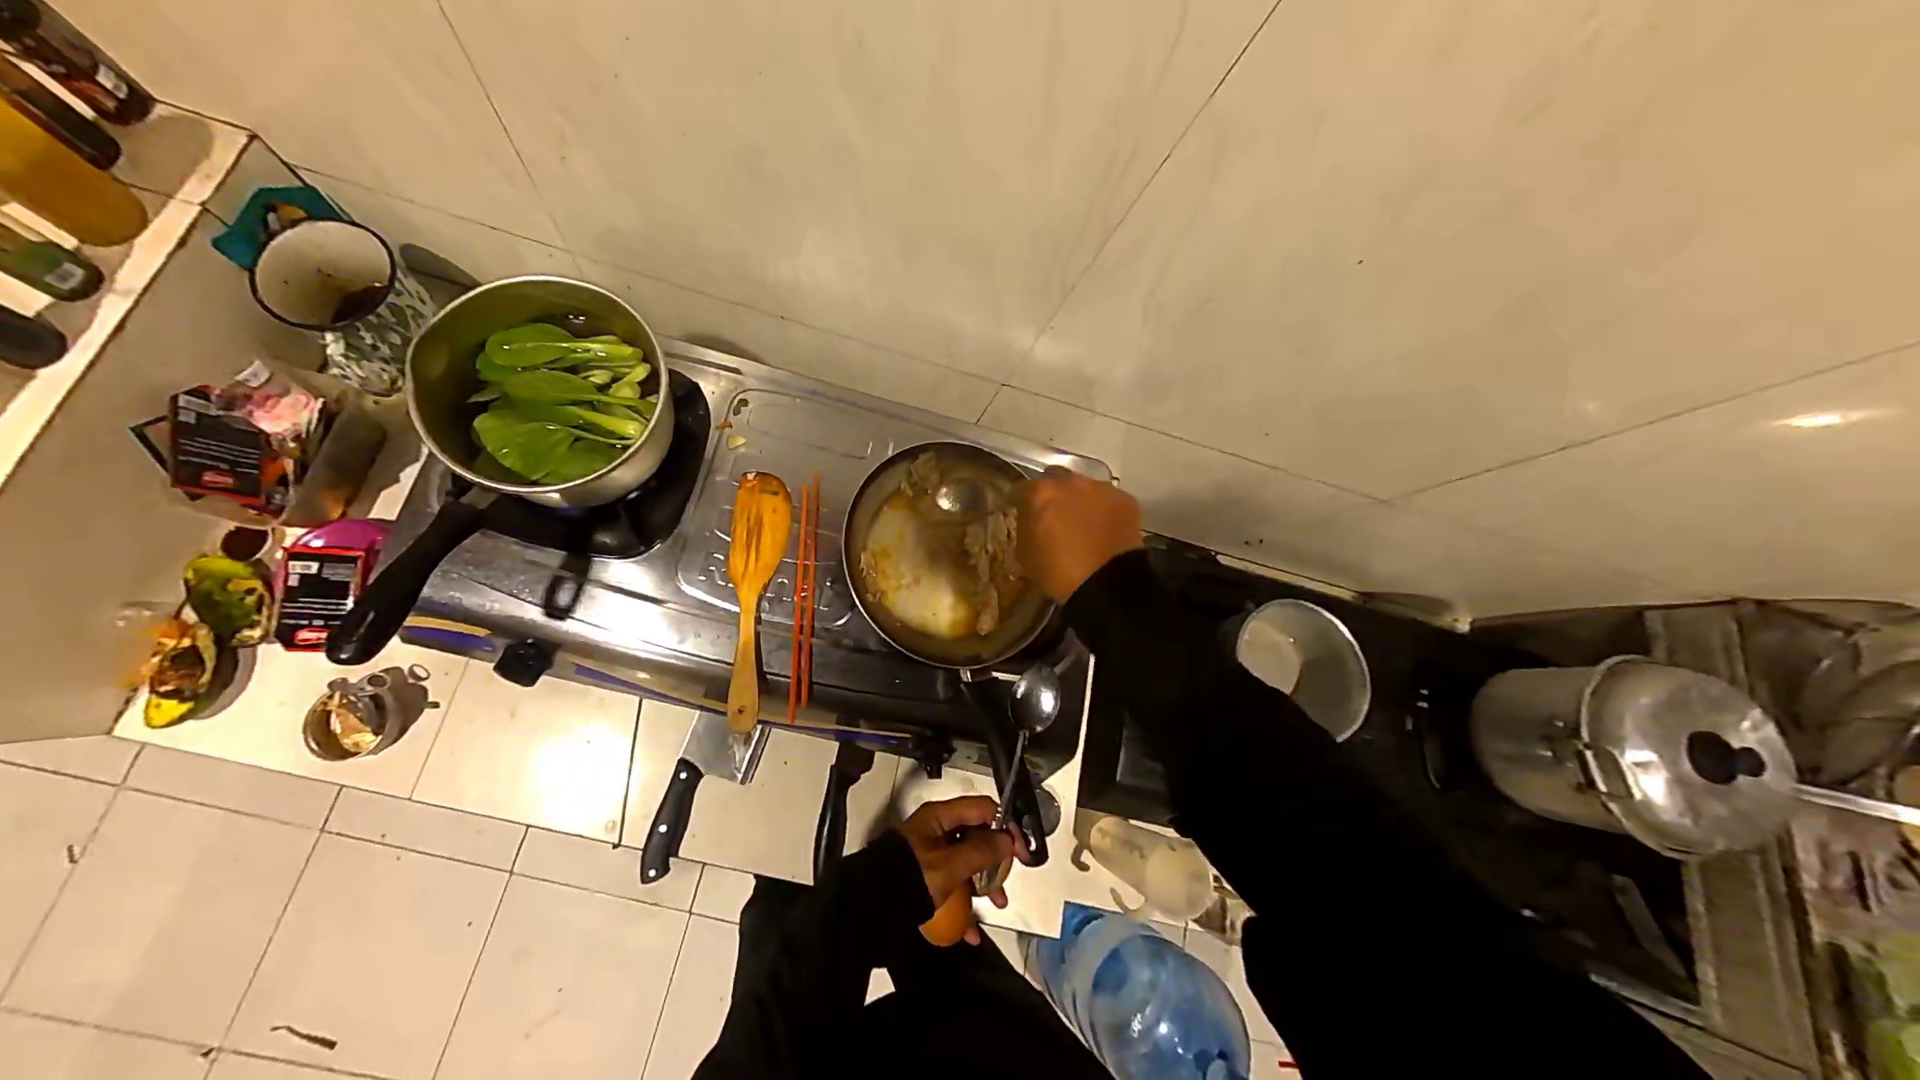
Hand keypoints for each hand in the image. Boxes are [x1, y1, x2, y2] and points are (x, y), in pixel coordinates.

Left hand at [898, 796, 1025, 945]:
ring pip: (967, 864)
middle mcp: (936, 832)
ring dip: (983, 884)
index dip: (1005, 826)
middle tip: (1006, 882)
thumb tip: (1008, 839)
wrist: (869, 911)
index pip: (982, 809)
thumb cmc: (910, 879)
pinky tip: (971, 929)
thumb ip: (981, 851)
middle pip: (977, 837)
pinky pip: (953, 887)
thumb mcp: (949, 865)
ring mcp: (930, 857)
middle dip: (996, 861)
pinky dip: (964, 906)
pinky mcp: (925, 880)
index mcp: (939, 817)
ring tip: (995, 905)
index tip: (1021, 852)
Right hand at [1020, 467, 1143, 601]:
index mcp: (1040, 494)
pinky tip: (1104, 530)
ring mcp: (1100, 488)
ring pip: (1084, 489)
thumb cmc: (1059, 574)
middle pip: (1055, 482)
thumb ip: (1024, 527)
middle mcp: (1070, 482)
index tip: (1021, 512)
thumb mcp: (1025, 554)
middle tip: (1055, 519)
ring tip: (1083, 525)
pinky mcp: (1125, 499)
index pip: (1021, 489)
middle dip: (1053, 497)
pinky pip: (1108, 500)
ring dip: (1080, 502)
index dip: (1020, 502)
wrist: (1107, 586)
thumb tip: (1030, 520)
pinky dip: (1103, 511)